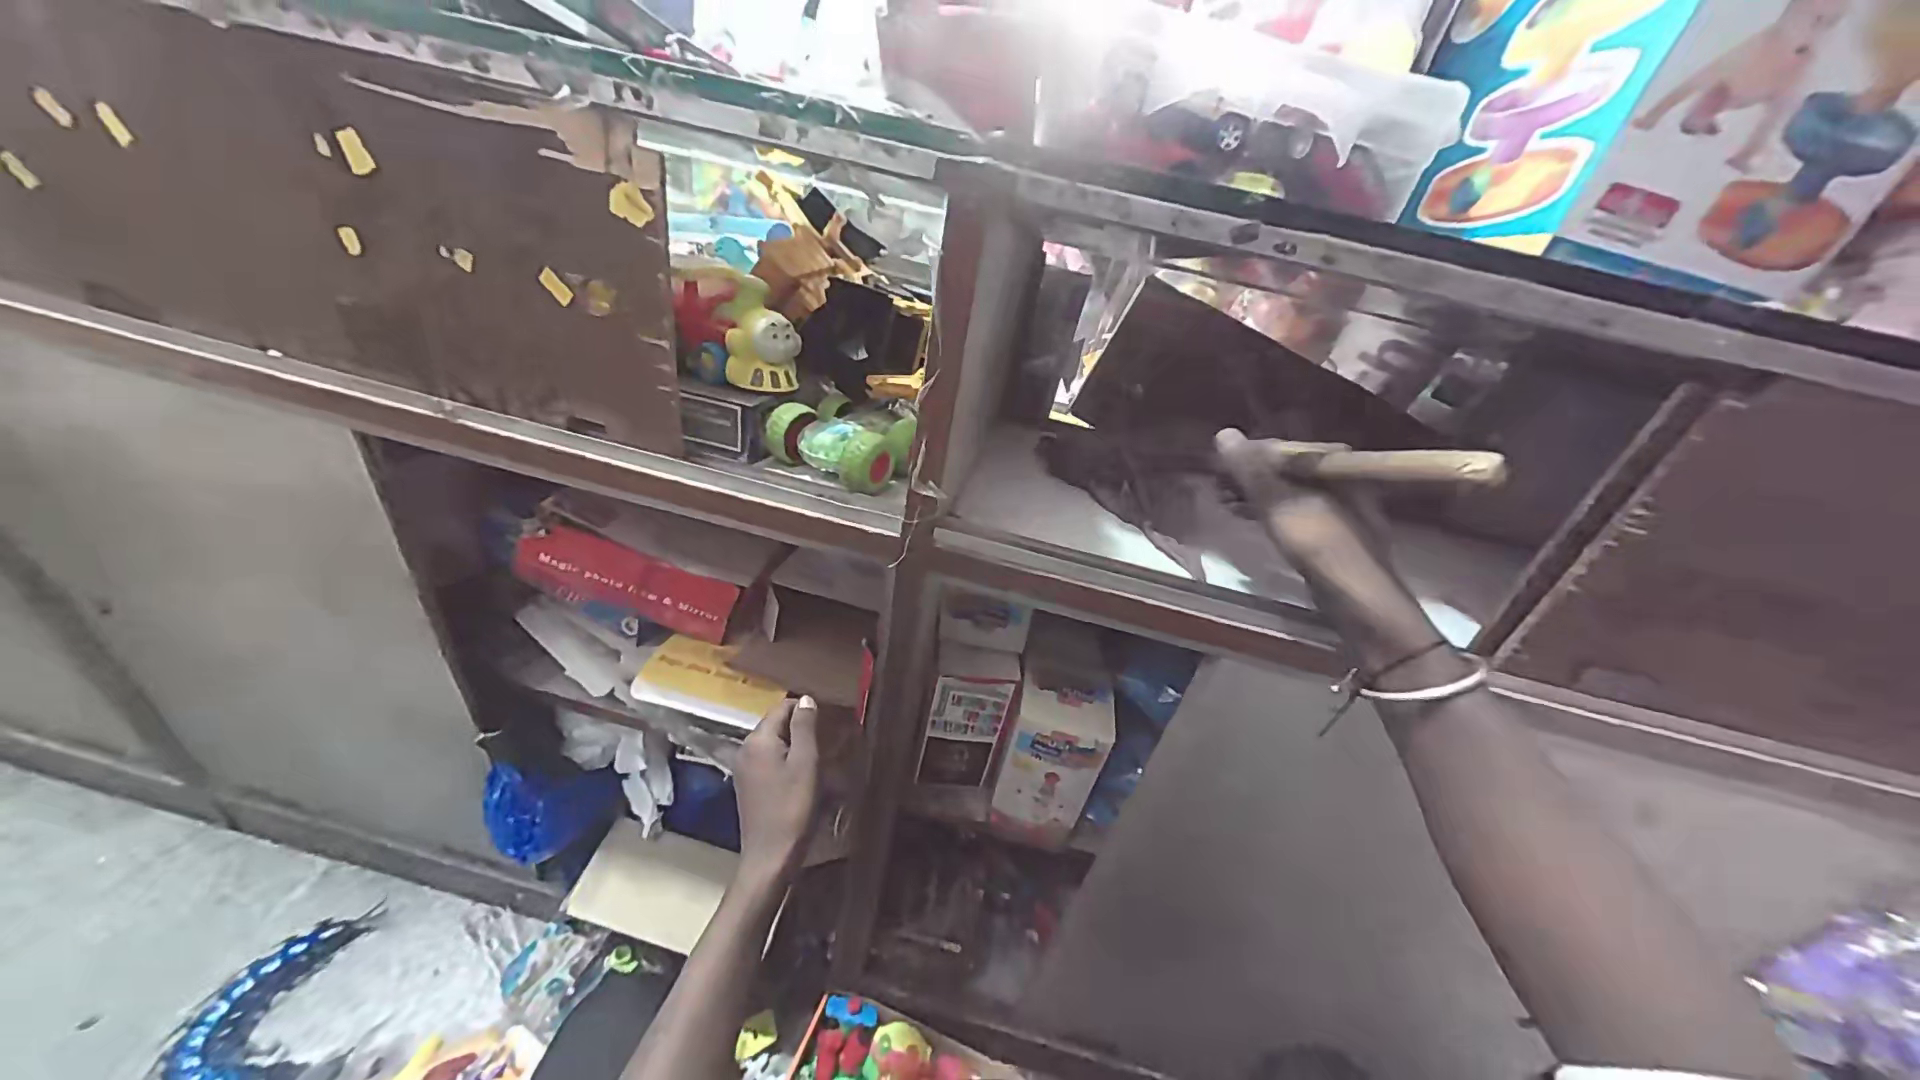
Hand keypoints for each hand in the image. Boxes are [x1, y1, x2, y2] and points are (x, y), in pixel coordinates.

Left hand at [736, 695, 820, 876]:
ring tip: (819, 754)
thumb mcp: (805, 763)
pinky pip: (769, 758)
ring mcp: (744, 767)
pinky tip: (802, 772)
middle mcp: (746, 748)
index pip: (783, 707)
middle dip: (801, 726)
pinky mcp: (748, 784)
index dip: (806, 708)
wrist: (770, 856)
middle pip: (776, 723)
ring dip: (795, 743)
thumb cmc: (792, 807)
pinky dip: (786, 758)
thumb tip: (806, 699)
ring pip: (774, 742)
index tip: (829, 718)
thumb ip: (805, 727)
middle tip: (828, 736)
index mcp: (758, 739)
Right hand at [1215, 429, 1451, 674]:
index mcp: (1335, 464)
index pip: (1283, 448)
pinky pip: (1293, 512)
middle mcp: (1341, 480)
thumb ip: (1252, 470)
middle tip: (1220, 488)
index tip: (1220, 469)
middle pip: (1287, 469)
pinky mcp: (1332, 534)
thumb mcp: (1281, 504)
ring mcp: (1339, 508)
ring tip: (1228, 504)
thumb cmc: (1322, 546)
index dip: (1249, 455)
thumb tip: (1224, 434)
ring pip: (1289, 492)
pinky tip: (1253, 521)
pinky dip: (1269, 513)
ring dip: (1257, 495)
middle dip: (1251, 476)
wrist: (1360, 602)